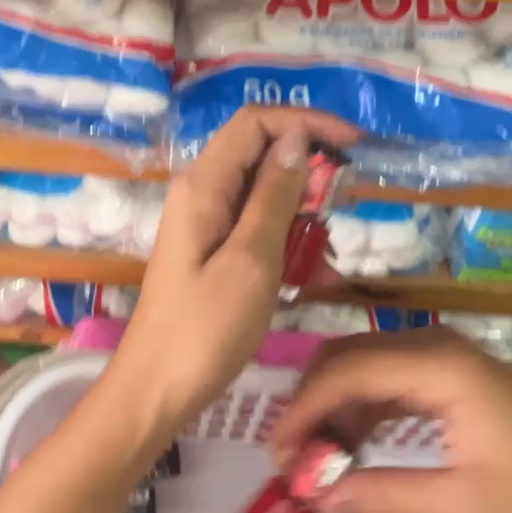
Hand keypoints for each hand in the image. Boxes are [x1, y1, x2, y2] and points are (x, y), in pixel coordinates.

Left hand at [105, 107, 361, 434]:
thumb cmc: (206, 329)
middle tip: (340, 213)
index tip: (354, 147)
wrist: (157, 390)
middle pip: (260, 152)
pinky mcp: (211, 248)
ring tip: (327, 256)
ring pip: (263, 191)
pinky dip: (287, 240)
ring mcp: (204, 220)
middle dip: (308, 173)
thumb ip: (275, 195)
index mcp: (204, 184)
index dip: (306, 123)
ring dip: (302, 213)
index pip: (256, 122)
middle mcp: (201, 191)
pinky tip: (310, 275)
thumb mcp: (252, 260)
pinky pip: (256, 225)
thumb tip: (297, 138)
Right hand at [271, 328, 511, 512]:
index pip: (345, 372)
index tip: (278, 456)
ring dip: (333, 410)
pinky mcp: (448, 372)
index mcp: (438, 365)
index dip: (303, 411)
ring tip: (316, 463)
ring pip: (361, 367)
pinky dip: (361, 411)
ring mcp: (441, 355)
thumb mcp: (464, 503)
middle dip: (311, 407)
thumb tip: (316, 503)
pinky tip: (351, 449)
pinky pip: (386, 380)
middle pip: (345, 359)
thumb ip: (383, 497)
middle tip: (292, 463)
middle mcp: (431, 345)